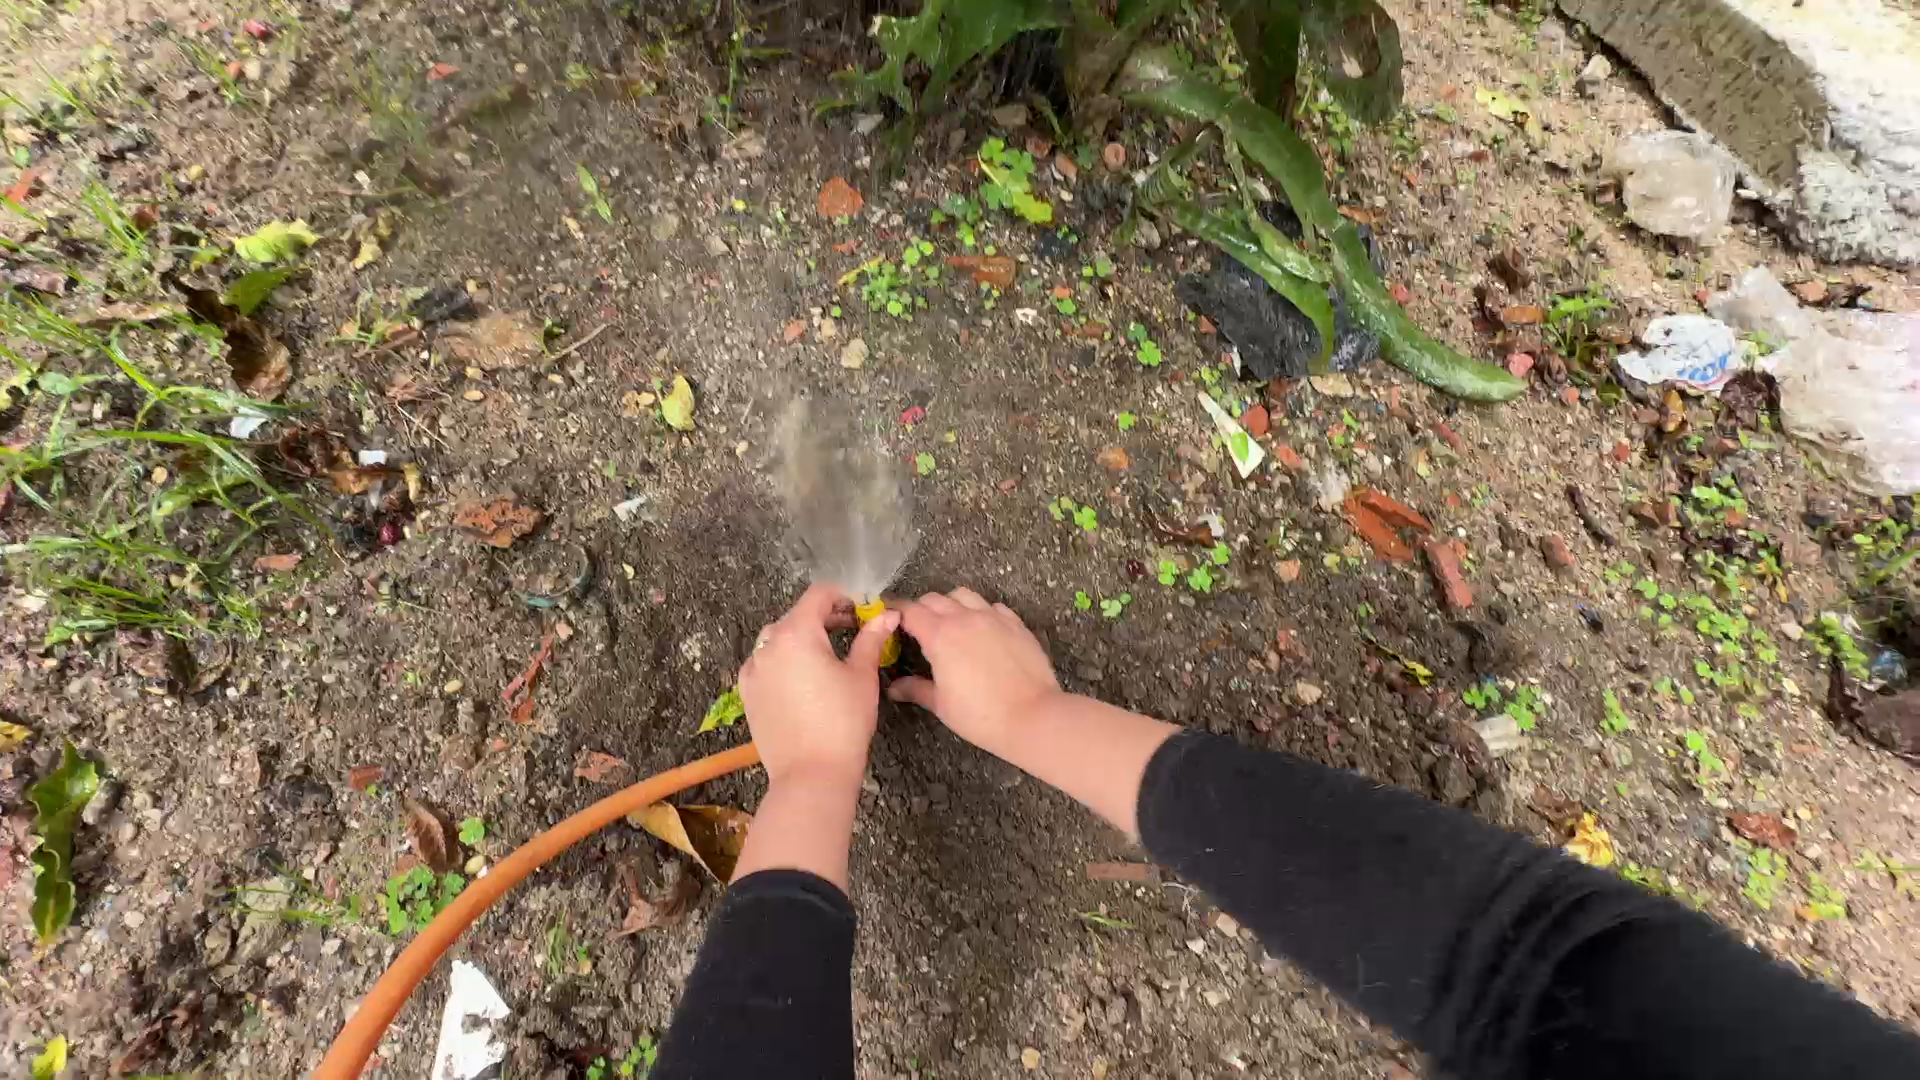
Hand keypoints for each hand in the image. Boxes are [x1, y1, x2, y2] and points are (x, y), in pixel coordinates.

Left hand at [739, 584, 899, 788]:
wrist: (811, 774)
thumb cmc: (843, 722)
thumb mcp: (862, 675)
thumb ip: (871, 638)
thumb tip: (888, 615)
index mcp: (797, 633)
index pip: (818, 595)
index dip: (843, 596)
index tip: (861, 610)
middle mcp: (768, 645)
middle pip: (797, 615)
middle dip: (825, 618)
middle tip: (852, 630)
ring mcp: (753, 670)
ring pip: (778, 638)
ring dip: (803, 638)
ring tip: (827, 655)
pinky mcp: (747, 693)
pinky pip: (764, 663)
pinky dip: (783, 660)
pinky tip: (801, 677)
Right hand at [888, 588, 1062, 755]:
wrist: (1032, 716)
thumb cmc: (981, 715)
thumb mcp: (942, 704)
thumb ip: (916, 689)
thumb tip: (895, 688)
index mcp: (940, 636)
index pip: (911, 611)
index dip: (896, 611)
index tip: (889, 617)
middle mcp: (965, 618)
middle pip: (935, 599)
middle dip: (921, 608)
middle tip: (916, 626)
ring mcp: (993, 618)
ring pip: (965, 595)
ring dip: (951, 603)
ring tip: (950, 622)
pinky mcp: (1016, 624)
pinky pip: (993, 606)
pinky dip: (981, 611)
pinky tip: (982, 629)